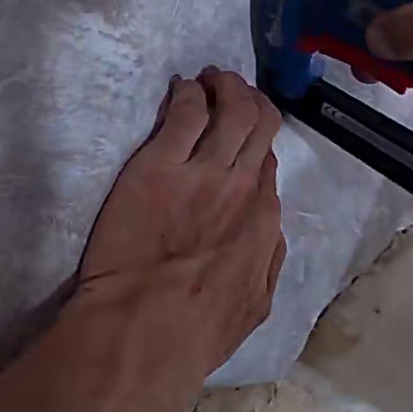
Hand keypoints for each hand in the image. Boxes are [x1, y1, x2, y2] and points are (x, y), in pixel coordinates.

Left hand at [76, 67, 286, 378]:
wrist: (142, 334)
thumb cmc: (197, 330)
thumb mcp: (256, 306)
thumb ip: (270, 260)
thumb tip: (271, 229)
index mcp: (263, 216)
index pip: (267, 160)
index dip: (256, 142)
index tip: (240, 136)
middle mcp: (241, 183)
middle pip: (258, 122)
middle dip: (249, 99)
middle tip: (231, 89)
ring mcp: (202, 170)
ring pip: (230, 107)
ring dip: (224, 85)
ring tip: (211, 78)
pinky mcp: (159, 163)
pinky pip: (184, 112)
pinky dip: (188, 93)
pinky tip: (182, 87)